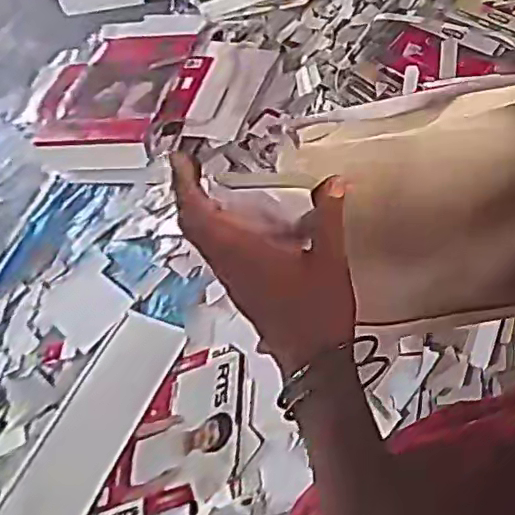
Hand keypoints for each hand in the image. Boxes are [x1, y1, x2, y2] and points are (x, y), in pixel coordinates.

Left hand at [170, 152, 355, 373]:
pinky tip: (260, 229)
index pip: (199, 213)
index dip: (185, 183)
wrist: (314, 354)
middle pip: (195, 225)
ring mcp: (234, 279)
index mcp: (243, 253)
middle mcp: (229, 265)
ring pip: (207, 239)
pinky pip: (225, 252)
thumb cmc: (317, 312)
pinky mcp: (244, 287)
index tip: (182, 161)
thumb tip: (332, 184)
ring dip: (209, 213)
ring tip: (227, 193)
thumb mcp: (331, 257)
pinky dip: (230, 232)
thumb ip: (329, 216)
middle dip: (191, 194)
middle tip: (196, 171)